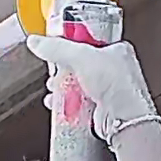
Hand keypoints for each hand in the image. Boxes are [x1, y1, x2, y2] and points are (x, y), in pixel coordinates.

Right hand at [25, 35, 157, 143]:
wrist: (123, 119)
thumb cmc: (116, 84)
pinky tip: (58, 104)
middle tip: (53, 70)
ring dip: (63, 88)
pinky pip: (80, 104)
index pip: (91, 41)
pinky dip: (68, 104)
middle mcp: (116, 70)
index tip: (57, 46)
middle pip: (82, 65)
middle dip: (64, 70)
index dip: (72, 44)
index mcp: (118, 50)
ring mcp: (109, 91)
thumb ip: (57, 48)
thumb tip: (36, 42)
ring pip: (80, 85)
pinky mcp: (102, 110)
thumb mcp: (81, 57)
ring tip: (53, 88)